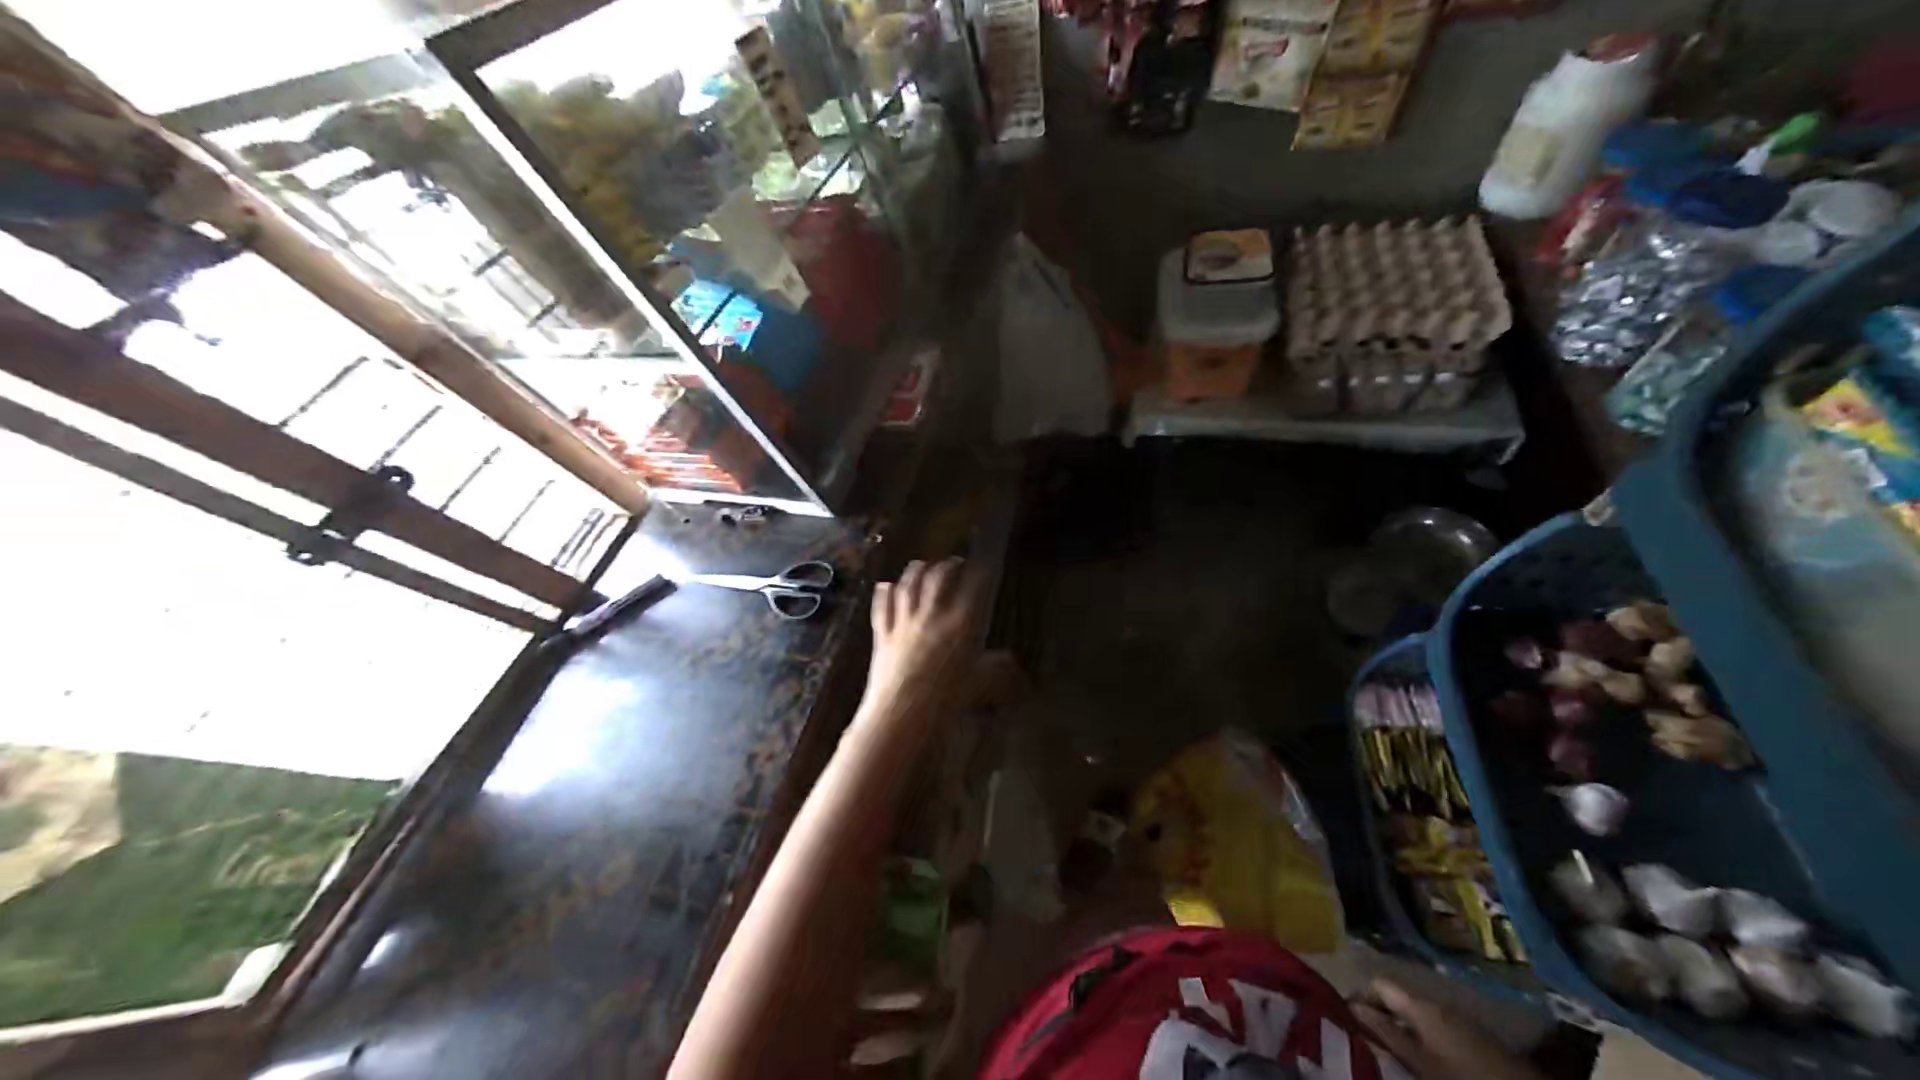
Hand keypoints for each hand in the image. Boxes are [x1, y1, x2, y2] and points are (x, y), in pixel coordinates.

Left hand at [861, 558, 983, 727]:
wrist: (901, 714)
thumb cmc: (947, 700)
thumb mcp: (982, 685)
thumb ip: (998, 670)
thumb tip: (1014, 665)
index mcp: (961, 623)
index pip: (972, 585)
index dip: (979, 570)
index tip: (982, 565)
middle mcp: (932, 614)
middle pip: (938, 577)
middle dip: (948, 565)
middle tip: (955, 563)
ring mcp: (904, 622)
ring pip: (909, 585)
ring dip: (917, 570)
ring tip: (924, 563)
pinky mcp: (883, 634)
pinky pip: (882, 606)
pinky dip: (885, 592)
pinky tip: (887, 584)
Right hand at [1351, 978, 1543, 1079]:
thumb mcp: (1420, 1064)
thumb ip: (1386, 1034)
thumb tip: (1352, 1007)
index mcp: (1422, 1006)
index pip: (1379, 985)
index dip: (1361, 998)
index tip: (1348, 1020)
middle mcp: (1438, 1004)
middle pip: (1398, 1000)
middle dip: (1380, 1015)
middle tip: (1365, 1039)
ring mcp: (1460, 1021)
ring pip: (1418, 1017)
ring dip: (1402, 1029)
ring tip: (1392, 1054)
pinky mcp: (1476, 1040)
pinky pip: (1437, 1030)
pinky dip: (1423, 1039)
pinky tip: (1424, 1063)